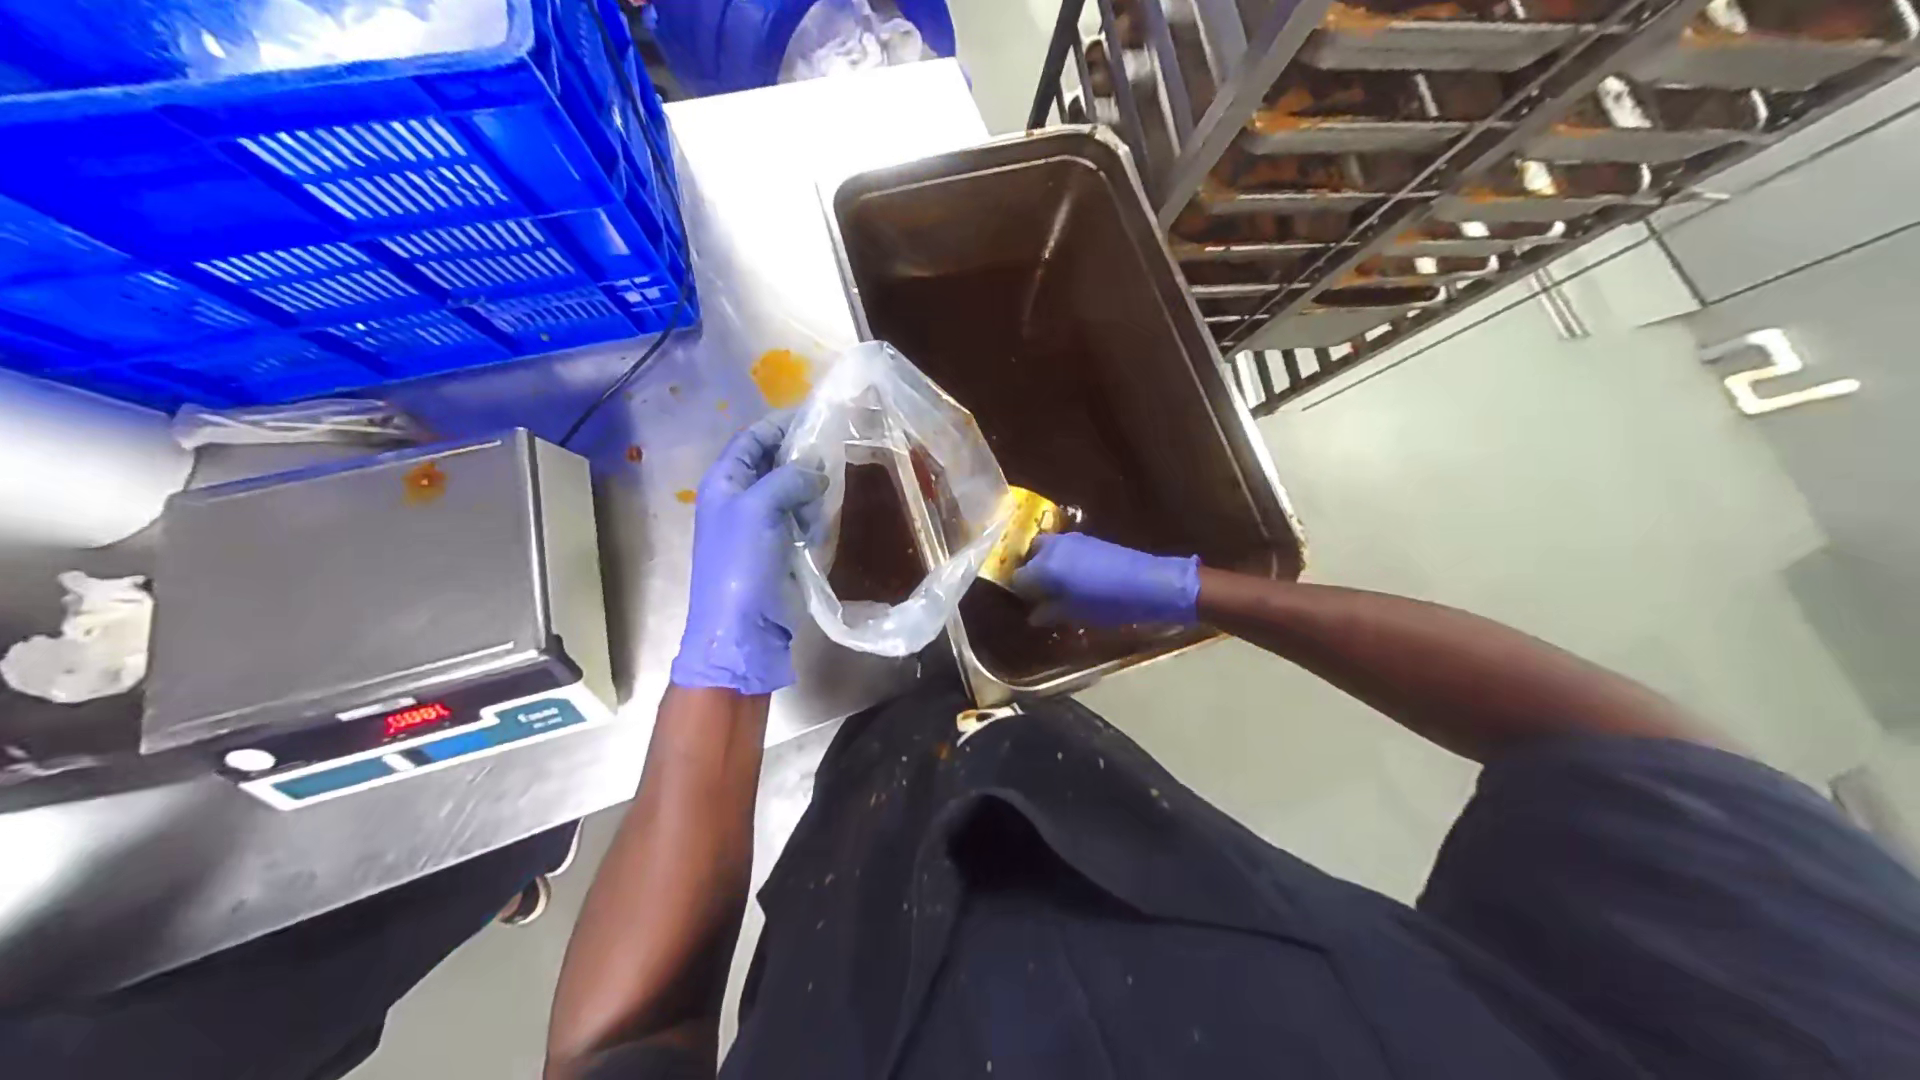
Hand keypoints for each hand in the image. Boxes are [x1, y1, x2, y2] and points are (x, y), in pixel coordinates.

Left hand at [671, 416, 826, 694]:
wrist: (744, 627)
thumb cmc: (742, 563)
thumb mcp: (760, 508)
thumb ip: (789, 477)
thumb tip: (816, 471)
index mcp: (725, 481)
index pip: (753, 439)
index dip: (781, 425)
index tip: (818, 416)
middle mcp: (741, 497)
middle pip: (776, 463)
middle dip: (802, 463)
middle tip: (832, 459)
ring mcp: (762, 524)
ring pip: (795, 491)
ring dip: (810, 497)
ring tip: (816, 512)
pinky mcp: (782, 546)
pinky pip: (803, 519)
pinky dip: (813, 521)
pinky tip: (816, 534)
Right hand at [1010, 532, 1199, 626]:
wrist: (1150, 583)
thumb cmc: (1109, 604)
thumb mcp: (1076, 614)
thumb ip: (1050, 612)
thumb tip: (1034, 614)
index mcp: (1044, 568)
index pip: (1017, 578)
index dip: (1021, 593)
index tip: (1029, 604)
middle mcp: (1052, 548)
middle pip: (1030, 558)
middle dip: (1032, 573)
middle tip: (1042, 593)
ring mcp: (1071, 540)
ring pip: (1046, 550)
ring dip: (1047, 565)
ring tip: (1059, 586)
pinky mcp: (1088, 539)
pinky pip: (1063, 549)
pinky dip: (1062, 560)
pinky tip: (1075, 577)